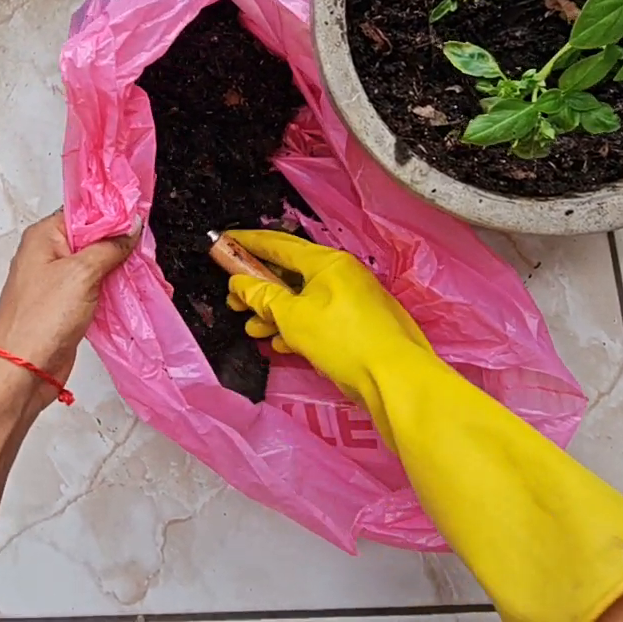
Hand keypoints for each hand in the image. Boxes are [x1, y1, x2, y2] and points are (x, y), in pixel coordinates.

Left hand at [0, 212, 137, 398]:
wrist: (22, 372)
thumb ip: (110, 246)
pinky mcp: (67, 305)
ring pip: (97, 264)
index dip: (112, 213)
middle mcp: (48, 254)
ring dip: (120, 268)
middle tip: (147, 248)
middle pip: (93, 238)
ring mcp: (58, 281)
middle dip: (121, 243)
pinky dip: (114, 289)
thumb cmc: (39, 320)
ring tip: (146, 270)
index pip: (84, 212)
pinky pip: (96, 288)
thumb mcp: (81, 273)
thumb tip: (131, 227)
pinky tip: (133, 290)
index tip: (139, 217)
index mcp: (44, 236)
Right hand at [223, 230, 438, 411]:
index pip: (279, 244)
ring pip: (302, 299)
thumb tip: (240, 283)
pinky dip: (296, 327)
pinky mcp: (357, 328)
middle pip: (290, 273)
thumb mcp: (292, 316)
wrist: (397, 382)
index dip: (248, 242)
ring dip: (273, 312)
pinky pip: (318, 319)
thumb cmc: (343, 340)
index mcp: (327, 262)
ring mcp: (352, 302)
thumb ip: (261, 296)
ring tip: (252, 327)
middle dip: (258, 287)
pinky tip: (279, 343)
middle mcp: (341, 275)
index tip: (224, 241)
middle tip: (233, 299)